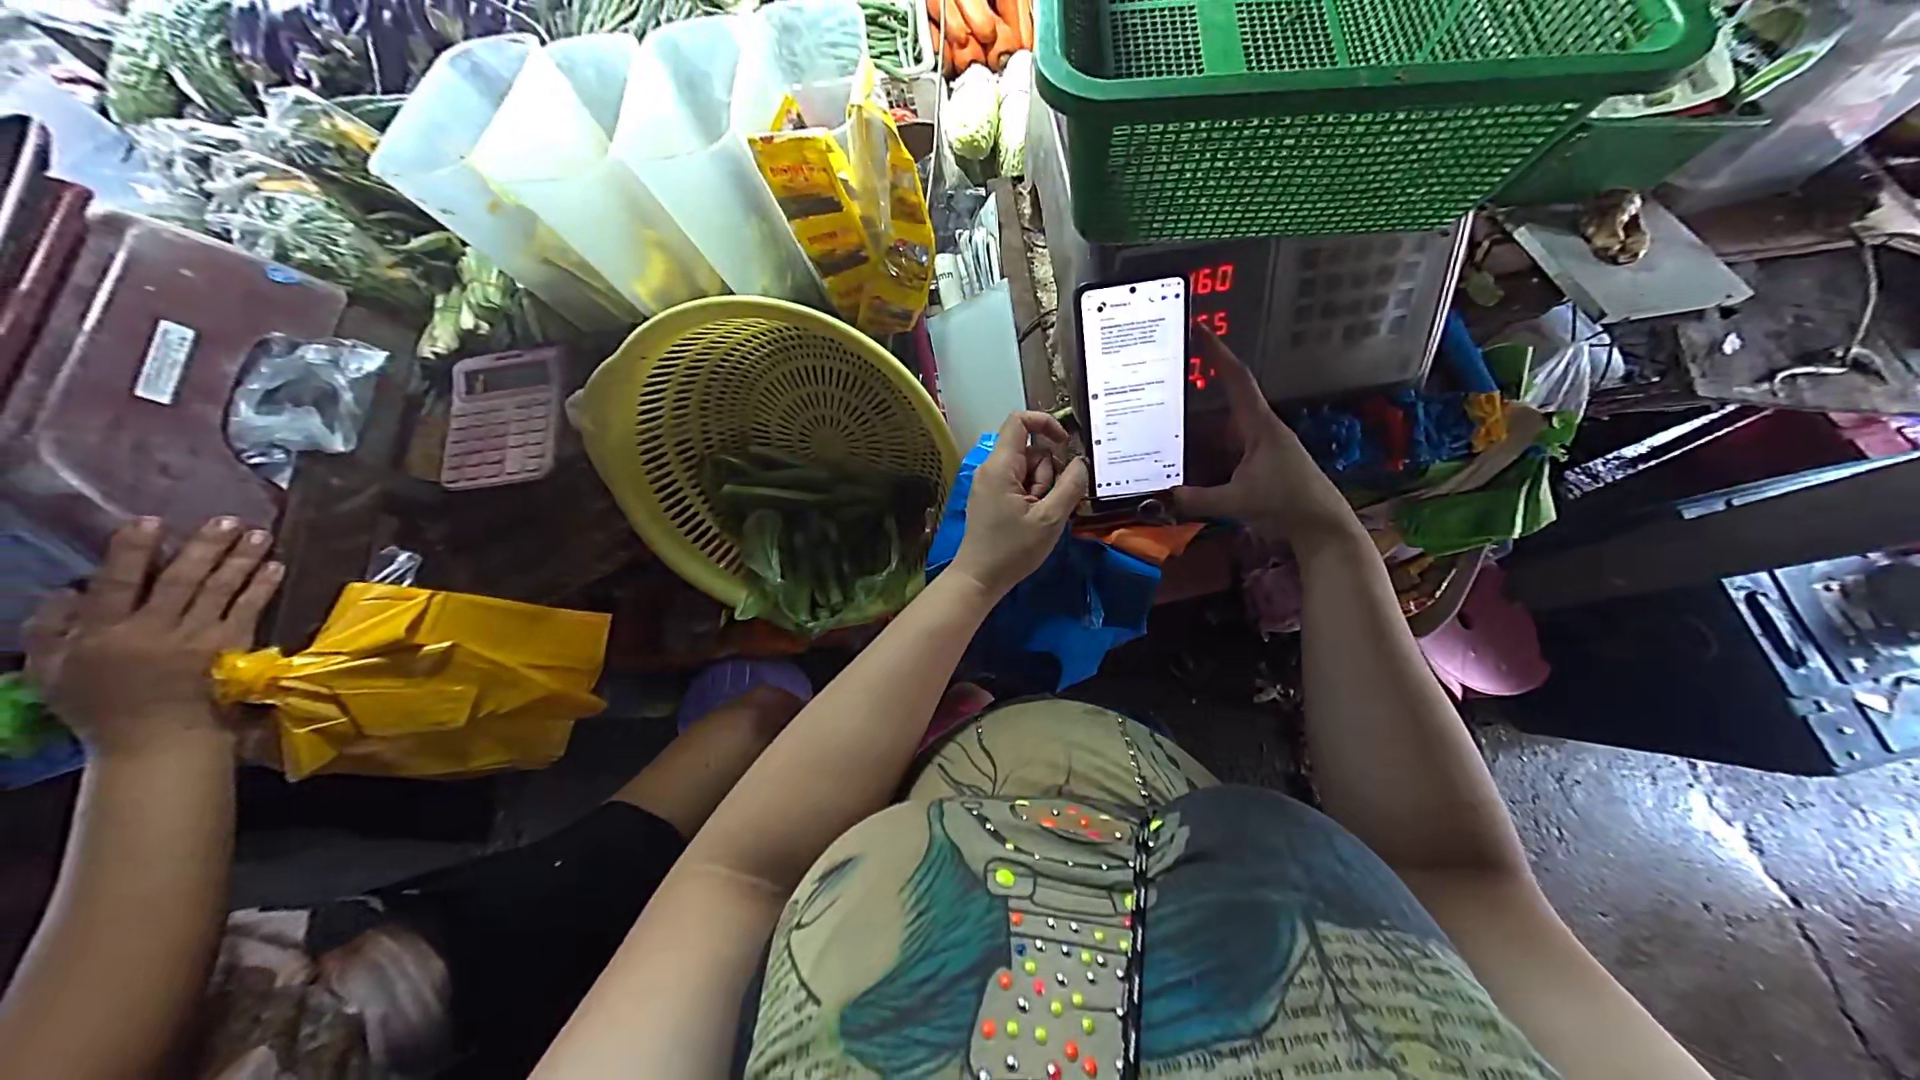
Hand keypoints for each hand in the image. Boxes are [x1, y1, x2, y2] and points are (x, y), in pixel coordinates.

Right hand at [22, 516, 282, 758]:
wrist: (157, 740)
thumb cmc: (102, 706)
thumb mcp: (54, 671)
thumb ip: (51, 629)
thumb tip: (66, 589)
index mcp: (104, 633)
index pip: (117, 583)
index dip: (132, 551)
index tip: (148, 521)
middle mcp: (155, 630)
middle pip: (182, 579)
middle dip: (205, 546)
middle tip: (227, 519)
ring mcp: (199, 639)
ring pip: (221, 590)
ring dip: (241, 559)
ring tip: (261, 534)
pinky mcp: (233, 648)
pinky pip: (250, 611)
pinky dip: (263, 588)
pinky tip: (277, 567)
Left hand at [949, 411, 1088, 595]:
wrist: (980, 578)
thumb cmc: (1012, 550)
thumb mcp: (1050, 518)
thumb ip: (1070, 485)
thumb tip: (1080, 462)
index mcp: (1000, 466)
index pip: (1019, 421)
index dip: (1045, 423)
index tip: (1065, 443)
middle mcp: (991, 469)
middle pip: (1030, 450)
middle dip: (1048, 472)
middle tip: (1047, 504)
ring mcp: (990, 484)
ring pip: (1028, 470)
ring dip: (1042, 488)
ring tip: (1038, 517)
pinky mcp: (992, 498)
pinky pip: (1020, 485)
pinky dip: (1033, 497)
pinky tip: (1034, 520)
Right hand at [1172, 327, 1359, 549]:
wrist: (1320, 526)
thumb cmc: (1286, 503)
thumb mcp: (1238, 501)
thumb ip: (1199, 500)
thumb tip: (1165, 496)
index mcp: (1258, 425)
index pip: (1235, 379)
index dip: (1217, 353)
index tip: (1200, 329)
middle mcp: (1255, 431)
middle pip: (1215, 411)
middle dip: (1187, 407)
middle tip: (1157, 398)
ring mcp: (1255, 450)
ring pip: (1215, 436)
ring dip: (1192, 440)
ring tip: (1159, 439)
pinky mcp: (1254, 467)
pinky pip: (1220, 455)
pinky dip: (1200, 460)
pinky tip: (1180, 469)